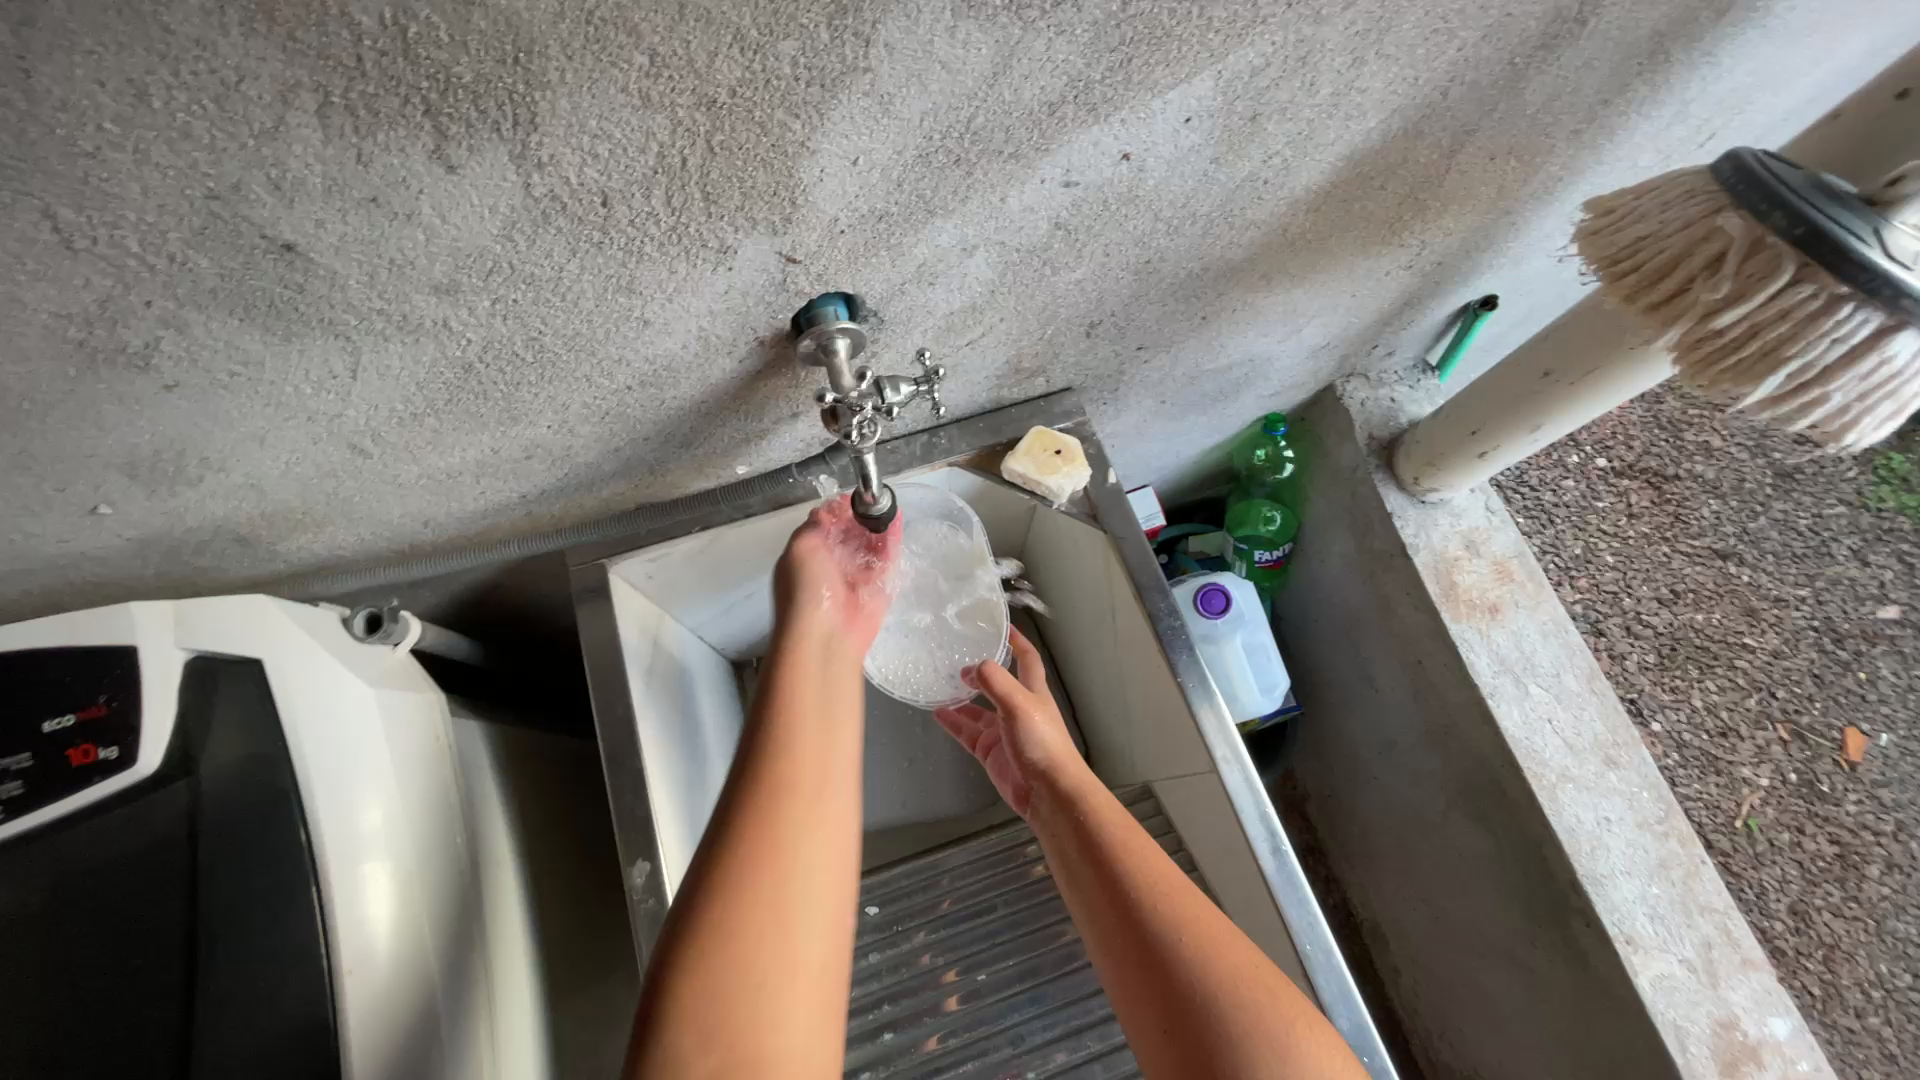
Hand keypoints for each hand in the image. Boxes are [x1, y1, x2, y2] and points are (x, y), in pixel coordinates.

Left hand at [773, 495, 901, 660]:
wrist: (826, 636)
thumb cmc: (806, 589)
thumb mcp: (800, 548)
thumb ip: (815, 524)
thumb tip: (830, 507)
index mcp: (808, 554)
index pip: (825, 525)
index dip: (838, 509)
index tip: (853, 495)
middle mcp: (832, 563)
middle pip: (850, 533)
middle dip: (861, 515)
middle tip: (873, 497)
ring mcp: (856, 575)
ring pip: (870, 543)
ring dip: (877, 524)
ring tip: (887, 503)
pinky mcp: (879, 586)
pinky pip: (887, 558)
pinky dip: (892, 539)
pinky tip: (897, 519)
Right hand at [933, 627, 1085, 817]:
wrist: (1048, 792)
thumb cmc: (1041, 742)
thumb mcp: (1019, 704)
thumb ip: (995, 682)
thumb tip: (972, 667)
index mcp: (1032, 691)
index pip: (1026, 657)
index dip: (1016, 640)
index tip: (1000, 625)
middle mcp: (1018, 707)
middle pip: (998, 682)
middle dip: (981, 670)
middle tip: (956, 655)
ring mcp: (1002, 730)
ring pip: (978, 708)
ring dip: (962, 696)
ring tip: (940, 682)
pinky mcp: (990, 751)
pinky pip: (967, 732)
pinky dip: (954, 722)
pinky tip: (938, 712)